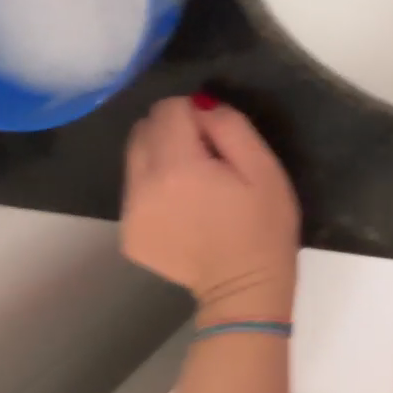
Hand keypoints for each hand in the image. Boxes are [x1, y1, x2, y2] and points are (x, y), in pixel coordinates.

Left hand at [122, 96, 300, 322]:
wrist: (246, 286)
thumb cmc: (264, 222)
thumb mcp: (263, 166)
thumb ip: (230, 126)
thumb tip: (202, 105)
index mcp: (177, 167)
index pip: (166, 110)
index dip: (194, 110)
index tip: (217, 130)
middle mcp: (142, 188)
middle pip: (142, 131)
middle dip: (172, 130)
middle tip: (208, 152)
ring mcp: (130, 215)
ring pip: (134, 160)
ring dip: (162, 157)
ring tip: (197, 181)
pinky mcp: (129, 236)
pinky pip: (136, 192)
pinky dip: (157, 187)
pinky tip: (186, 208)